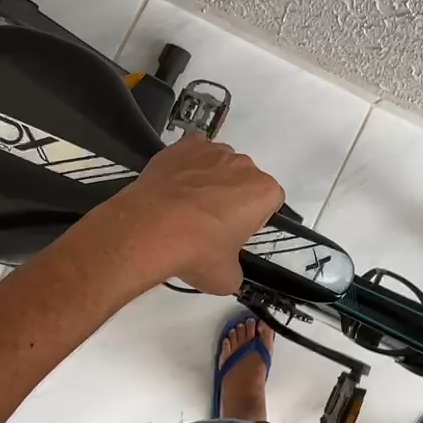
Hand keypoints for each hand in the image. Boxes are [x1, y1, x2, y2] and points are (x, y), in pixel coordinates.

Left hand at [81, 133, 283, 294]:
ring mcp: (212, 151)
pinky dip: (188, 164)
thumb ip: (236, 270)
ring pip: (219, 165)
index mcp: (263, 192)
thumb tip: (228, 270)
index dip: (255, 218)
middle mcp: (243, 165)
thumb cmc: (197, 252)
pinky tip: (174, 186)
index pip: (271, 201)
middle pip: (245, 180)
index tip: (236, 232)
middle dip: (233, 197)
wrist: (150, 230)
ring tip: (186, 207)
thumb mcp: (226, 277)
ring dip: (210, 180)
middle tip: (210, 224)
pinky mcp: (184, 145)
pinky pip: (193, 151)